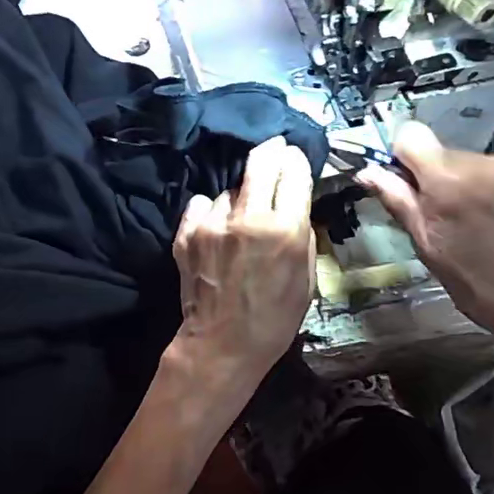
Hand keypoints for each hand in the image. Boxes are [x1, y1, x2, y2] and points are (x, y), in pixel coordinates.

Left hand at [164, 137, 315, 414]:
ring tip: (242, 218)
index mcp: (284, 229)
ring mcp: (211, 223)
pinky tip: (217, 228)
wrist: (222, 343)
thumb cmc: (274, 318)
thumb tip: (294, 203)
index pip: (292, 171)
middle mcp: (246, 217)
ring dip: (239, 196)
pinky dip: (212, 211)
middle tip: (274, 150)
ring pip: (229, 189)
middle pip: (260, 162)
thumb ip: (301, 233)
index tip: (294, 155)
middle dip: (271, 152)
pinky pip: (203, 205)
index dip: (295, 159)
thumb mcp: (306, 277)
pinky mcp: (186, 233)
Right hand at [354, 122, 493, 380]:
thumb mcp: (429, 249)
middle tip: (461, 219)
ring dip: (487, 185)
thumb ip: (399, 202)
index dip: (406, 158)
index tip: (413, 183)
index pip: (412, 137)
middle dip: (450, 180)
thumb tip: (367, 172)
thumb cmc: (484, 288)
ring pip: (489, 164)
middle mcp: (492, 162)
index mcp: (451, 182)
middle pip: (452, 156)